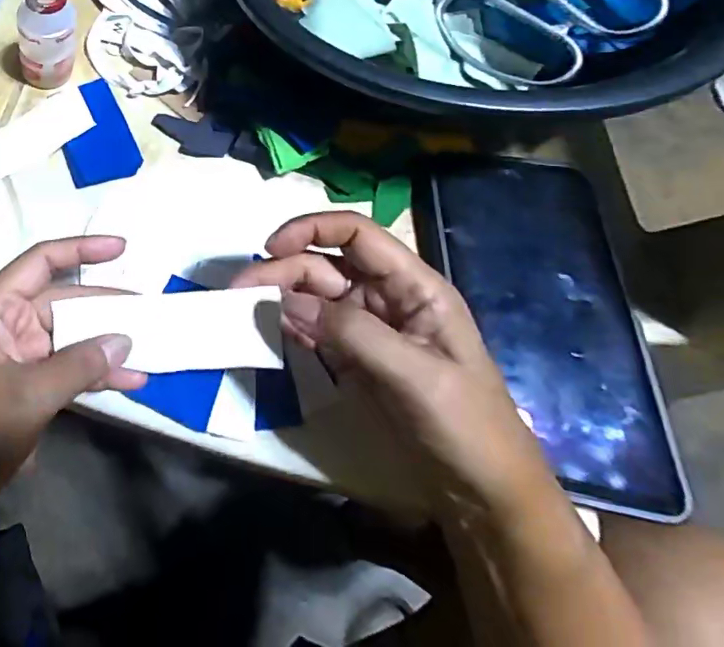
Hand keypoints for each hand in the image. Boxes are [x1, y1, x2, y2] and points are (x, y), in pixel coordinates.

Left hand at [0, 236, 146, 507]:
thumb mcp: (30, 395)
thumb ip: (81, 364)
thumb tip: (125, 340)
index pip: (41, 261)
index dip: (82, 249)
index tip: (122, 248)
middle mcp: (9, 322)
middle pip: (66, 299)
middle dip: (106, 305)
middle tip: (148, 310)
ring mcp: (22, 352)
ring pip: (74, 333)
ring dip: (108, 342)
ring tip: (150, 345)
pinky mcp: (31, 381)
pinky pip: (72, 364)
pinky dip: (99, 372)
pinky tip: (132, 380)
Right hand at [230, 212, 549, 520]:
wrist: (484, 493)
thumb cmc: (465, 425)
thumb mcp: (414, 375)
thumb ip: (352, 333)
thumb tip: (286, 301)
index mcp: (414, 286)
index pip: (358, 235)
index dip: (312, 229)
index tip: (269, 248)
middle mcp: (389, 298)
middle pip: (327, 265)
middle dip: (284, 269)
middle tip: (239, 292)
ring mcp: (371, 330)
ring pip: (317, 297)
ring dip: (282, 297)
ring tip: (246, 309)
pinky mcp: (357, 360)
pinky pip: (318, 331)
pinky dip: (293, 327)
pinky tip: (274, 333)